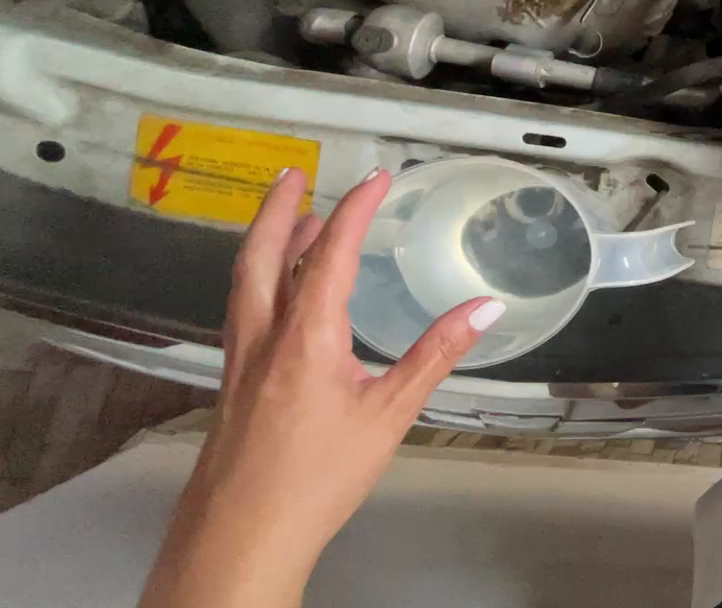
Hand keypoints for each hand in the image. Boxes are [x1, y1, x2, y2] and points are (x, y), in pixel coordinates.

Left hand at [139, 168, 504, 607]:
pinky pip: (247, 312)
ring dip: (268, 242)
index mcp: (304, 341)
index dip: (353, 211)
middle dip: (276, 212)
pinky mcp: (233, 387)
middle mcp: (262, 343)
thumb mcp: (391, 414)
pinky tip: (286, 292)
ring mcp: (239, 365)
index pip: (328, 257)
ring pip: (247, 286)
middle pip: (259, 260)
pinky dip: (266, 279)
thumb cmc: (316, 478)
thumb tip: (487, 306)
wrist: (234, 546)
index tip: (376, 178)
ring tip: (293, 216)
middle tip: (292, 174)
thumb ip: (436, 354)